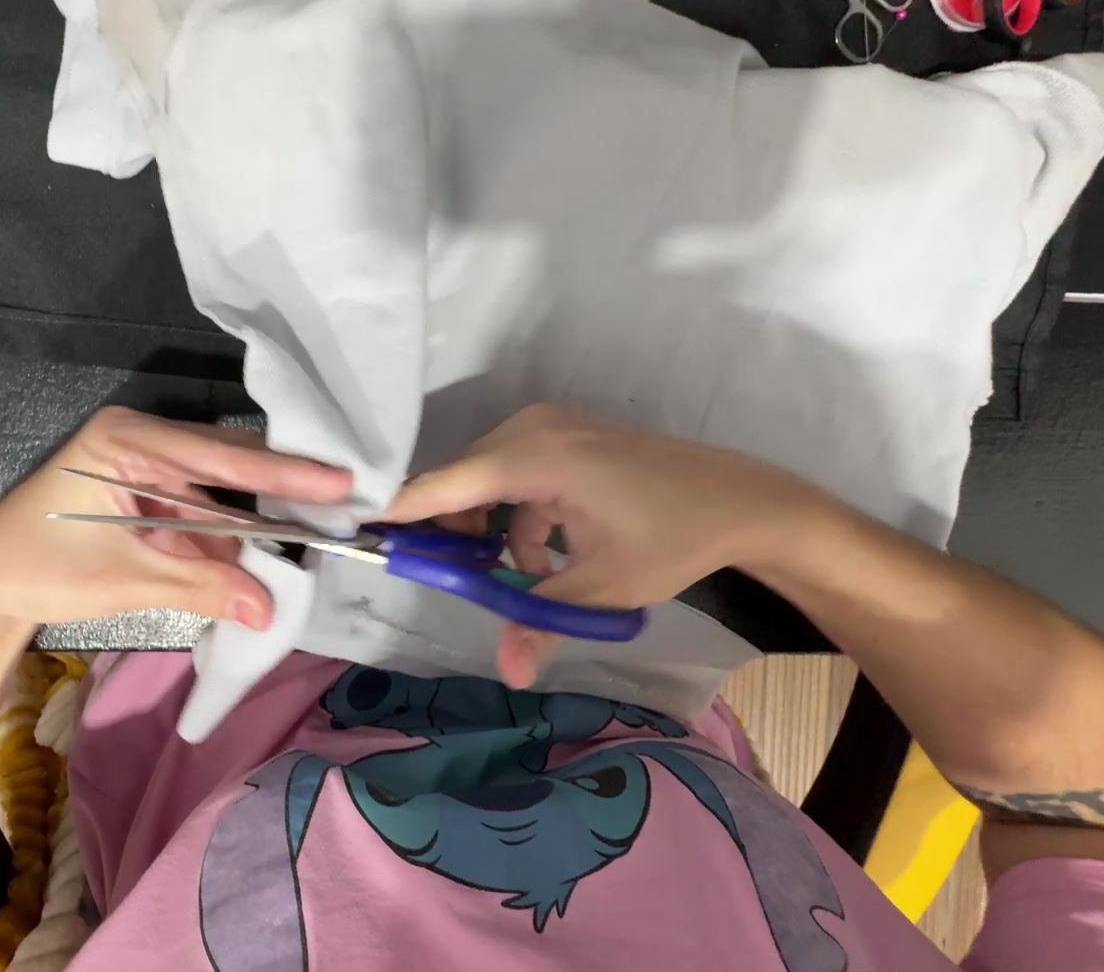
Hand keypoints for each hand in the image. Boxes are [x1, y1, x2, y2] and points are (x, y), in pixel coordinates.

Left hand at [0, 407, 352, 633]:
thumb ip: (201, 588)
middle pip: (226, 465)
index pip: (217, 457)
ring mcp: (146, 469)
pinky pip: (199, 517)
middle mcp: (141, 441)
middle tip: (342, 500)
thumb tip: (268, 608)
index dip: (281, 473)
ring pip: (218, 495)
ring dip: (251, 528)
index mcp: (126, 439)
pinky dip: (224, 544)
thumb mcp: (124, 578)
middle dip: (278, 491)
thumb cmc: (38, 569)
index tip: (338, 479)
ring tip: (311, 535)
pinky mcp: (148, 498)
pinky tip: (257, 561)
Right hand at [382, 404, 823, 687]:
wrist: (740, 500)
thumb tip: (509, 674)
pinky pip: (511, 476)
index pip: (447, 484)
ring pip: (484, 479)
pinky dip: (515, 516)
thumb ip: (542, 621)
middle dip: (452, 532)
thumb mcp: (604, 588)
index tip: (363, 531)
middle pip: (461, 480)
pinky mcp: (559, 437)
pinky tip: (544, 553)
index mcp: (536, 457)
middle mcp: (532, 430)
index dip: (403, 510)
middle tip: (455, 580)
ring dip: (487, 528)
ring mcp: (547, 428)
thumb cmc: (672, 537)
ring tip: (516, 576)